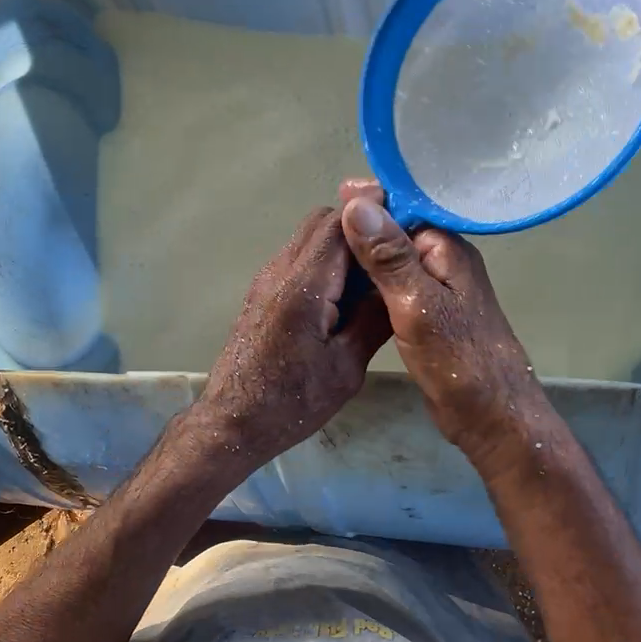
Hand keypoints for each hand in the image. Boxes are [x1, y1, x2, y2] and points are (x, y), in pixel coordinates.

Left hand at [196, 206, 392, 465]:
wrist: (233, 422)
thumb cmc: (292, 402)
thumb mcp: (347, 368)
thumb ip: (373, 318)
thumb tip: (399, 281)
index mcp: (303, 286)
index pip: (342, 222)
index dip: (378, 219)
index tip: (407, 235)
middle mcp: (280, 271)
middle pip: (323, 220)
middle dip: (361, 231)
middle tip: (391, 261)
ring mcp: (266, 279)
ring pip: (309, 238)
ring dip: (342, 248)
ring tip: (371, 283)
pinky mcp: (262, 292)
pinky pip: (299, 259)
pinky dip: (325, 264)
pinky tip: (343, 300)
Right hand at [338, 180, 546, 460]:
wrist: (491, 419)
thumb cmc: (459, 362)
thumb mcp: (417, 305)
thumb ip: (388, 257)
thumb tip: (357, 204)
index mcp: (448, 249)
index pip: (407, 206)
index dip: (373, 199)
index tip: (336, 193)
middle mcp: (444, 261)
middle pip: (400, 228)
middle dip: (366, 222)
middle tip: (321, 225)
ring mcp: (437, 288)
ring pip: (395, 257)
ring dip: (366, 252)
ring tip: (326, 248)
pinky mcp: (427, 313)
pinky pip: (395, 283)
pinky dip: (372, 279)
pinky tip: (347, 283)